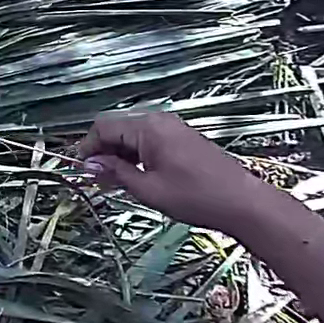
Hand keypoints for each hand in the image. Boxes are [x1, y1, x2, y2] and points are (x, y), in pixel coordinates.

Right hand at [75, 110, 267, 233]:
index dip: (88, 147)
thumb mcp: (148, 189)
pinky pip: (148, 140)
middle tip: (96, 180)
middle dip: (102, 151)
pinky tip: (136, 176)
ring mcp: (172, 127)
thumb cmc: (194, 197)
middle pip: (117, 128)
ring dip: (119, 155)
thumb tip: (89, 165)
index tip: (81, 170)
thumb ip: (116, 172)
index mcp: (148, 128)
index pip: (103, 127)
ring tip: (114, 182)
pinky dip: (136, 155)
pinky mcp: (181, 137)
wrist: (243, 202)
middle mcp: (158, 120)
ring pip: (132, 134)